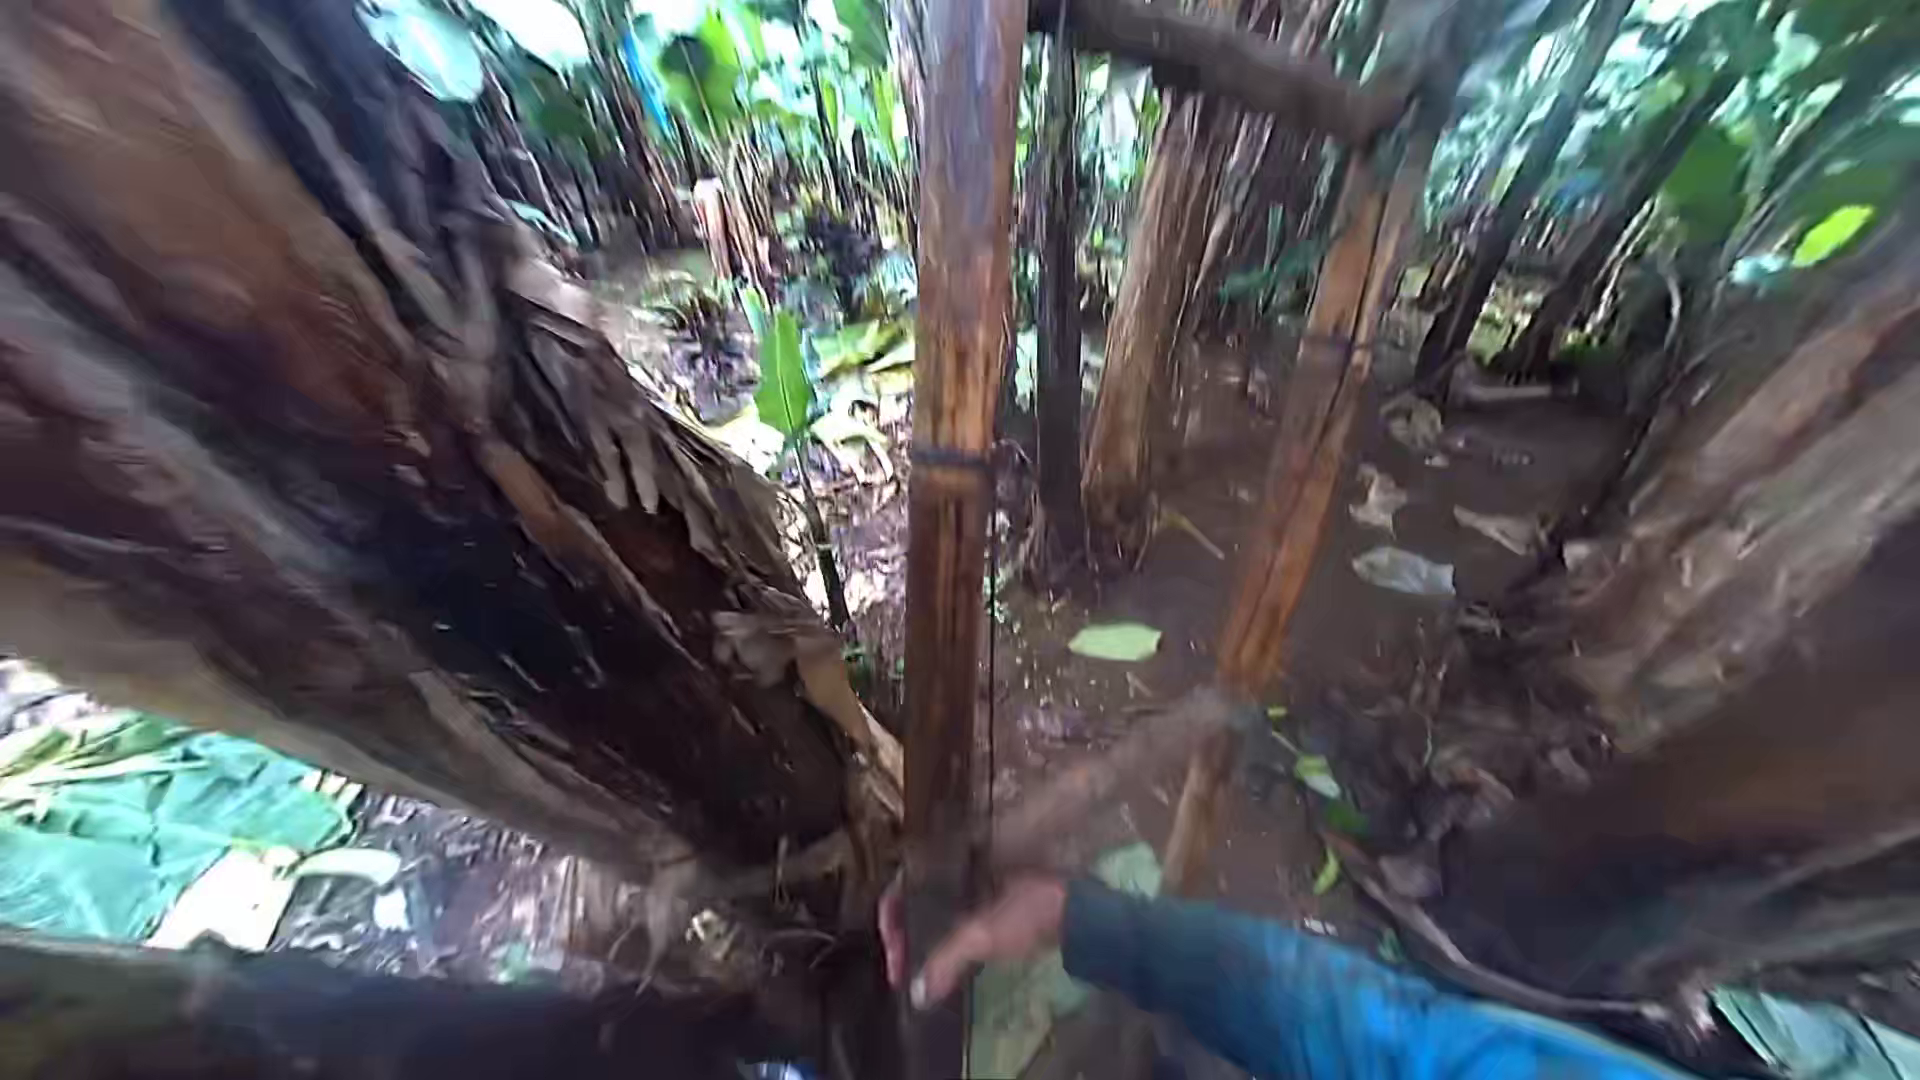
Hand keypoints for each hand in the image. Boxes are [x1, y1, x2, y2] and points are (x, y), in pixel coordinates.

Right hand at [879, 874, 1068, 1009]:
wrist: (1072, 913)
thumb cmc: (1026, 912)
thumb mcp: (982, 935)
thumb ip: (946, 960)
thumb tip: (916, 992)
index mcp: (951, 862)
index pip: (903, 883)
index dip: (890, 920)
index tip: (894, 959)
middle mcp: (958, 866)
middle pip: (914, 894)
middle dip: (902, 929)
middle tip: (899, 965)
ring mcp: (973, 880)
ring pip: (932, 905)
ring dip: (919, 934)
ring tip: (912, 964)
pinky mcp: (987, 897)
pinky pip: (949, 914)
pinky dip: (938, 935)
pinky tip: (939, 956)